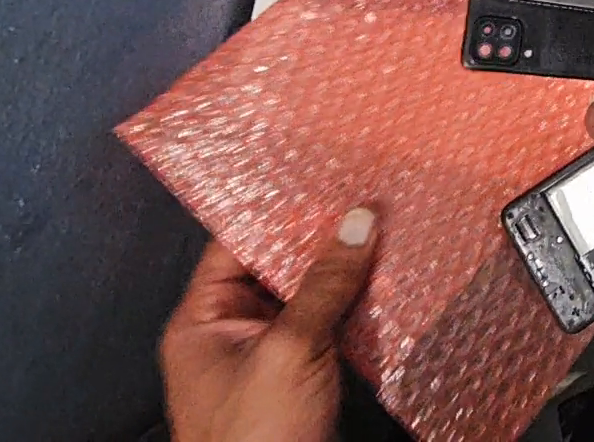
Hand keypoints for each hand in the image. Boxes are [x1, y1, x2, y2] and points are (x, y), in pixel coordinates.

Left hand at [160, 210, 377, 441]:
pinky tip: (390, 272)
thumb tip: (360, 218)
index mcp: (204, 321)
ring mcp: (273, 350)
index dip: (278, 209)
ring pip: (311, 289)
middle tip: (367, 195)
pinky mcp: (307, 368)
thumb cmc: (257, 438)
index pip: (236, 243)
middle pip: (279, 262)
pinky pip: (332, 316)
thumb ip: (324, 282)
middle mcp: (235, 329)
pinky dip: (358, 296)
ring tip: (386, 224)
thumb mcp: (289, 351)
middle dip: (324, 233)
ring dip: (347, 263)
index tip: (324, 178)